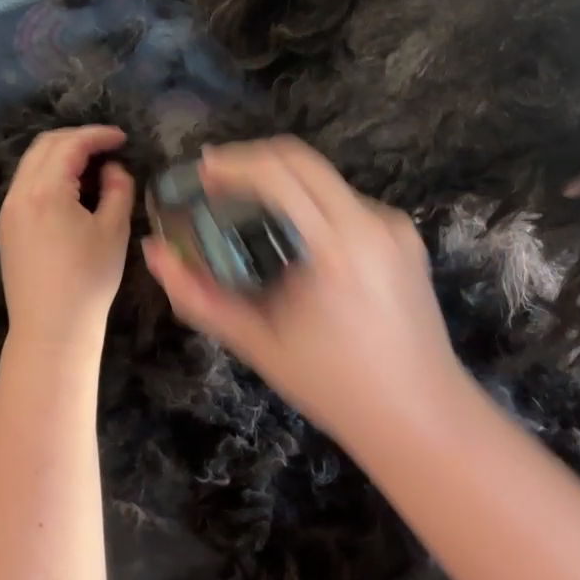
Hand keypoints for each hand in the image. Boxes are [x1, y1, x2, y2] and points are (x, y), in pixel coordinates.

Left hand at [0, 126, 135, 339]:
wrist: (52, 328)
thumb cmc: (89, 280)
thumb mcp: (114, 231)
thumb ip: (117, 189)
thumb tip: (112, 169)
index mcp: (45, 191)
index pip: (70, 145)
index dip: (98, 136)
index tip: (122, 138)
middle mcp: (19, 194)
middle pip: (44, 147)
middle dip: (76, 140)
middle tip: (106, 147)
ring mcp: (8, 211)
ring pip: (31, 165)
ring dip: (60, 156)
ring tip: (91, 167)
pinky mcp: (6, 228)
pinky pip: (25, 186)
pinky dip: (47, 176)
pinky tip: (70, 190)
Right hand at [142, 137, 468, 439]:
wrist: (424, 417)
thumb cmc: (336, 386)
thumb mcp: (258, 343)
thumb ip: (199, 296)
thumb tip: (155, 253)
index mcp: (339, 245)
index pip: (281, 171)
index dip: (234, 163)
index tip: (199, 173)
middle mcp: (373, 222)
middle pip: (302, 161)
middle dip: (251, 163)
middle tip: (212, 185)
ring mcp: (395, 227)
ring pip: (324, 182)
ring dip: (281, 187)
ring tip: (245, 220)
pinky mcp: (404, 238)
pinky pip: (344, 205)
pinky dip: (308, 209)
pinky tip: (289, 246)